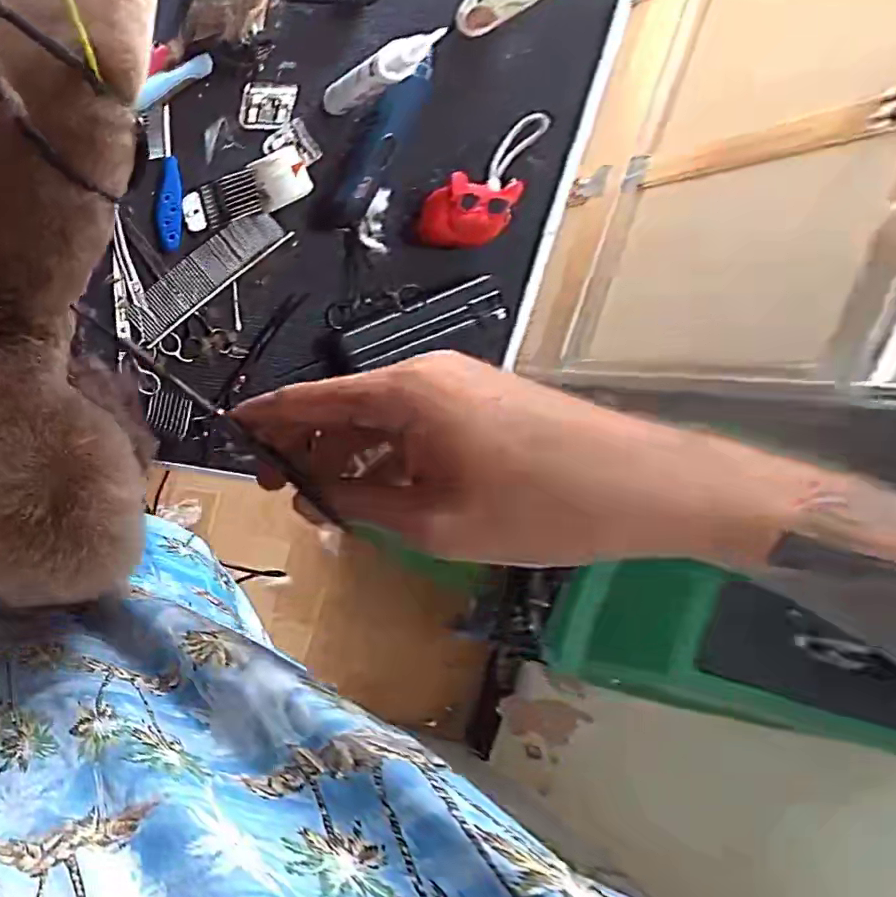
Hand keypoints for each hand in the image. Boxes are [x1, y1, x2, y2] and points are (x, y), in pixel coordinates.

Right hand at [231, 352, 811, 567]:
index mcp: (403, 393)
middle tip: (280, 489)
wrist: (661, 489)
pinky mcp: (474, 401)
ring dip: (343, 456)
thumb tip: (310, 493)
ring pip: (371, 418)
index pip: (309, 398)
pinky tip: (374, 490)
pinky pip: (407, 424)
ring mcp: (451, 385)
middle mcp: (421, 375)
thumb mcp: (432, 521)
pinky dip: (381, 454)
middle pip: (337, 407)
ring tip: (326, 501)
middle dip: (303, 447)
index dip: (266, 416)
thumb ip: (357, 502)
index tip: (234, 430)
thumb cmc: (541, 506)